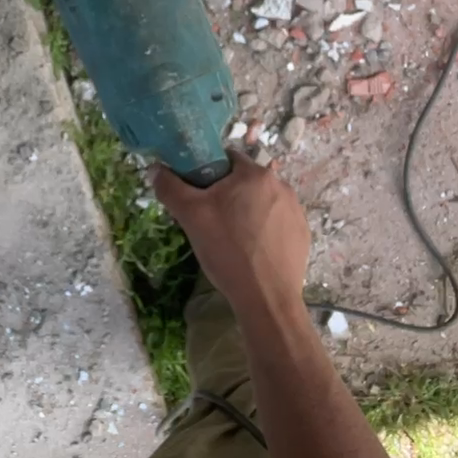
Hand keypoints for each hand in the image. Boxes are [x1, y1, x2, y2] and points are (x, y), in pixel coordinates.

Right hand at [151, 152, 310, 321]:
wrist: (267, 298)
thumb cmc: (228, 250)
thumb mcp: (191, 216)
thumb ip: (170, 187)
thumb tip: (155, 169)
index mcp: (255, 174)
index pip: (226, 158)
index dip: (207, 172)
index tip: (197, 194)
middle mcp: (281, 185)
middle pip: (244, 181)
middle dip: (226, 195)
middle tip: (209, 219)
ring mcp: (296, 210)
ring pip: (261, 202)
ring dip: (245, 211)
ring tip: (231, 239)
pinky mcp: (302, 234)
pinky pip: (276, 222)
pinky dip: (263, 230)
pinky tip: (251, 251)